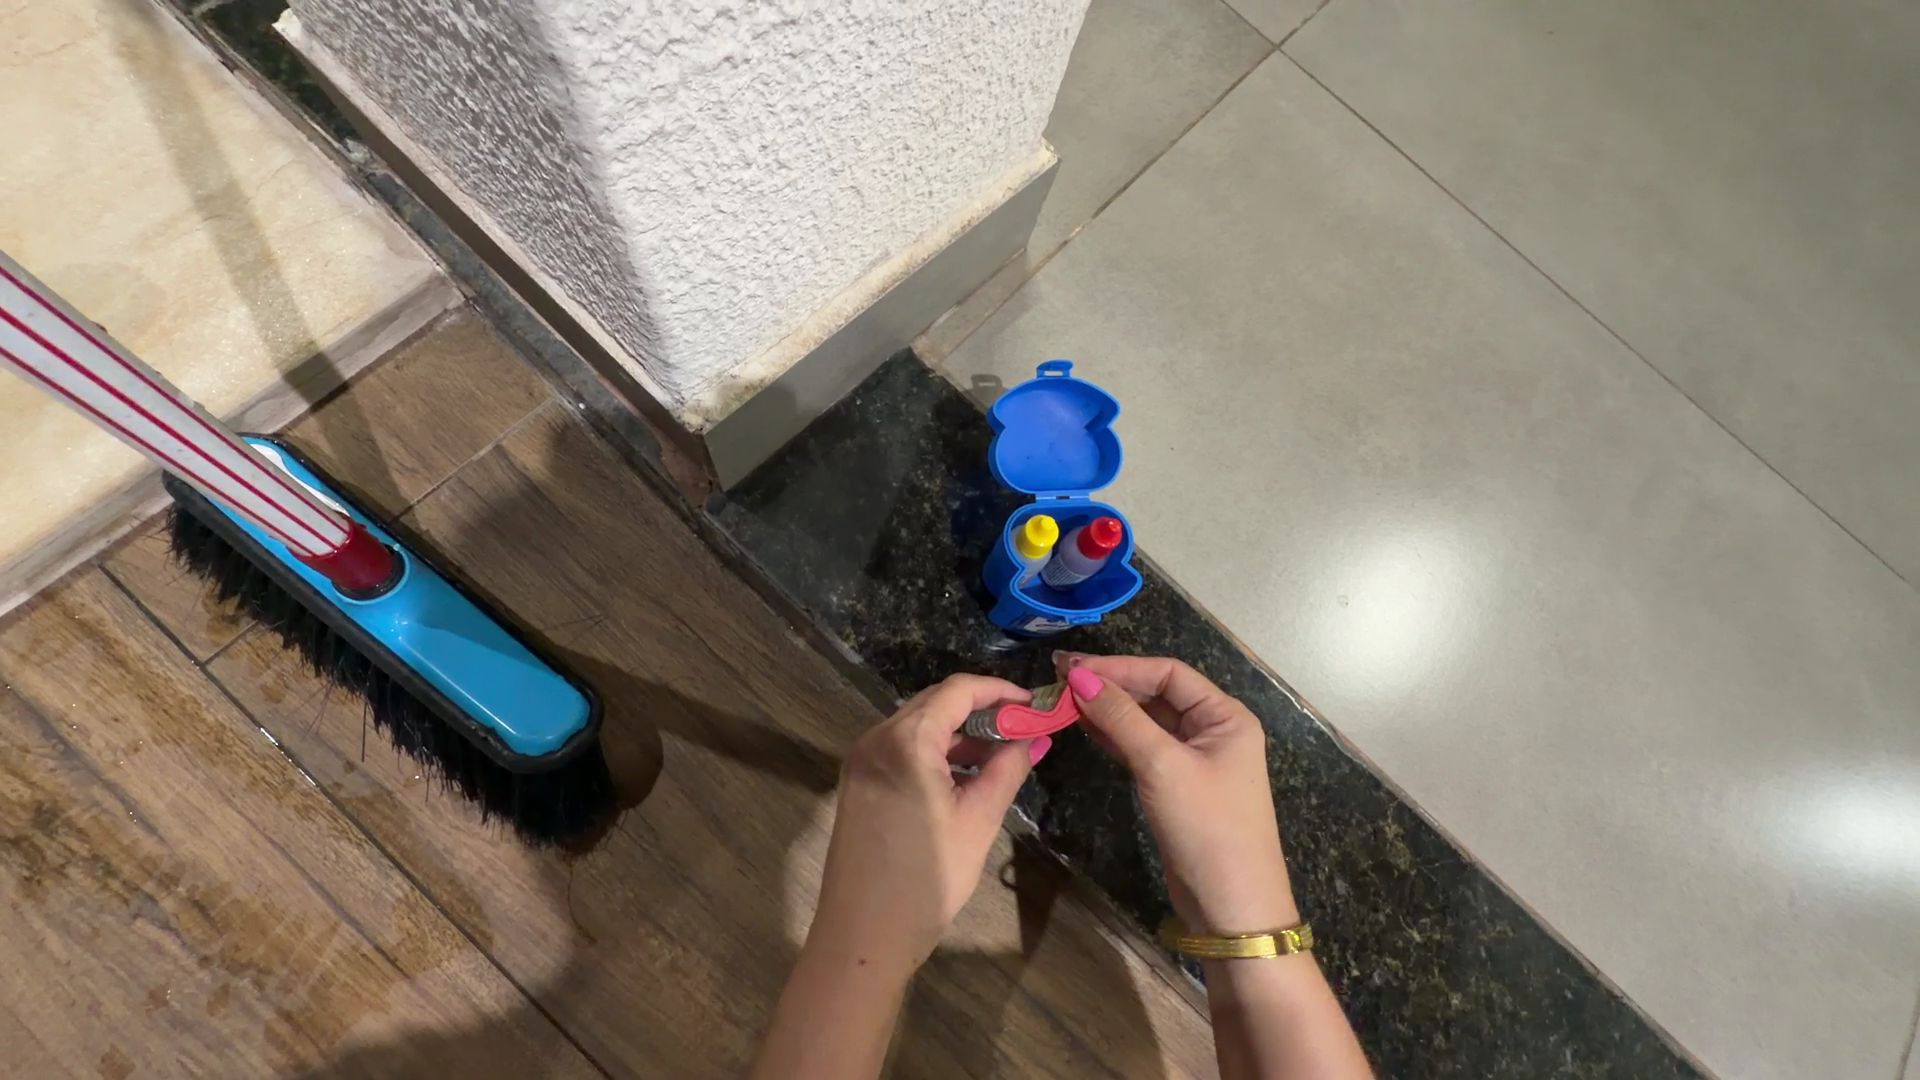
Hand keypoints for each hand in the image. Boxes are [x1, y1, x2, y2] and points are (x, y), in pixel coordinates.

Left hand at [807, 674, 1052, 974]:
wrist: (861, 938)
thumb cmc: (926, 879)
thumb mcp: (977, 821)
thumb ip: (1007, 770)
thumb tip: (1032, 740)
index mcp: (905, 740)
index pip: (957, 690)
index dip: (999, 691)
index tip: (1032, 706)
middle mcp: (876, 737)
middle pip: (935, 702)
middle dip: (981, 709)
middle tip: (1022, 728)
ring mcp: (862, 759)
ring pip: (919, 725)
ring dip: (959, 732)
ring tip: (1002, 754)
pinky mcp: (858, 780)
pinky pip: (903, 748)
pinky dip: (936, 751)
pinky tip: (966, 774)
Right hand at [1056, 653, 1297, 934]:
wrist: (1231, 909)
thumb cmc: (1206, 828)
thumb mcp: (1162, 766)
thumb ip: (1120, 717)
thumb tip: (1079, 676)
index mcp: (1224, 715)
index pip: (1167, 673)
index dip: (1119, 666)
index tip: (1073, 668)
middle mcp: (1212, 728)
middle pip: (1155, 692)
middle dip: (1110, 684)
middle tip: (1060, 676)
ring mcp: (1194, 757)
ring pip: (1144, 719)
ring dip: (1107, 708)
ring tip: (1063, 697)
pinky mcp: (1176, 782)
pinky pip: (1140, 745)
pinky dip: (1112, 734)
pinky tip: (1083, 725)